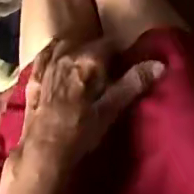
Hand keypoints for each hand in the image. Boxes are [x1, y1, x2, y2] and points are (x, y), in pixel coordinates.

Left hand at [17, 36, 164, 174]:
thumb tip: (160, 63)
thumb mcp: (112, 109)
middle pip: (88, 43)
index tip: (124, 65)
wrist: (44, 150)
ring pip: (66, 44)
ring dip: (77, 49)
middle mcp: (67, 52)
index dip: (120, 53)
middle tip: (107, 71)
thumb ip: (134, 82)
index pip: (111, 43)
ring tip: (84, 65)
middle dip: (99, 53)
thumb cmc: (82, 131)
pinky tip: (57, 58)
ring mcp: (47, 62)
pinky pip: (45, 53)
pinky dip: (54, 52)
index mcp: (89, 58)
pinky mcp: (33, 74)